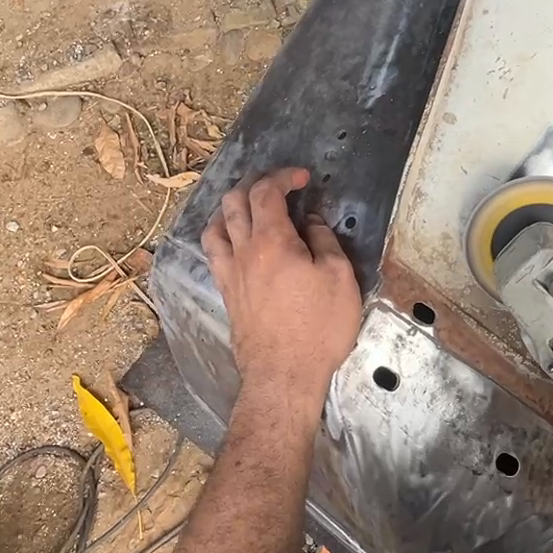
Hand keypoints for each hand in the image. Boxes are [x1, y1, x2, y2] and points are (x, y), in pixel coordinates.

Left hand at [203, 169, 361, 418]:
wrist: (283, 376)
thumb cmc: (318, 327)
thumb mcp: (339, 278)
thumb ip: (324, 242)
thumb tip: (311, 223)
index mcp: (271, 240)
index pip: (267, 191)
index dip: (283, 176)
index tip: (302, 178)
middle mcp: (242, 251)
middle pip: (234, 201)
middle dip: (255, 184)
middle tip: (279, 187)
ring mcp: (229, 273)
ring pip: (215, 225)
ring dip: (231, 208)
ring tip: (250, 208)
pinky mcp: (226, 293)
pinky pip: (214, 252)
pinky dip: (222, 236)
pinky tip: (235, 243)